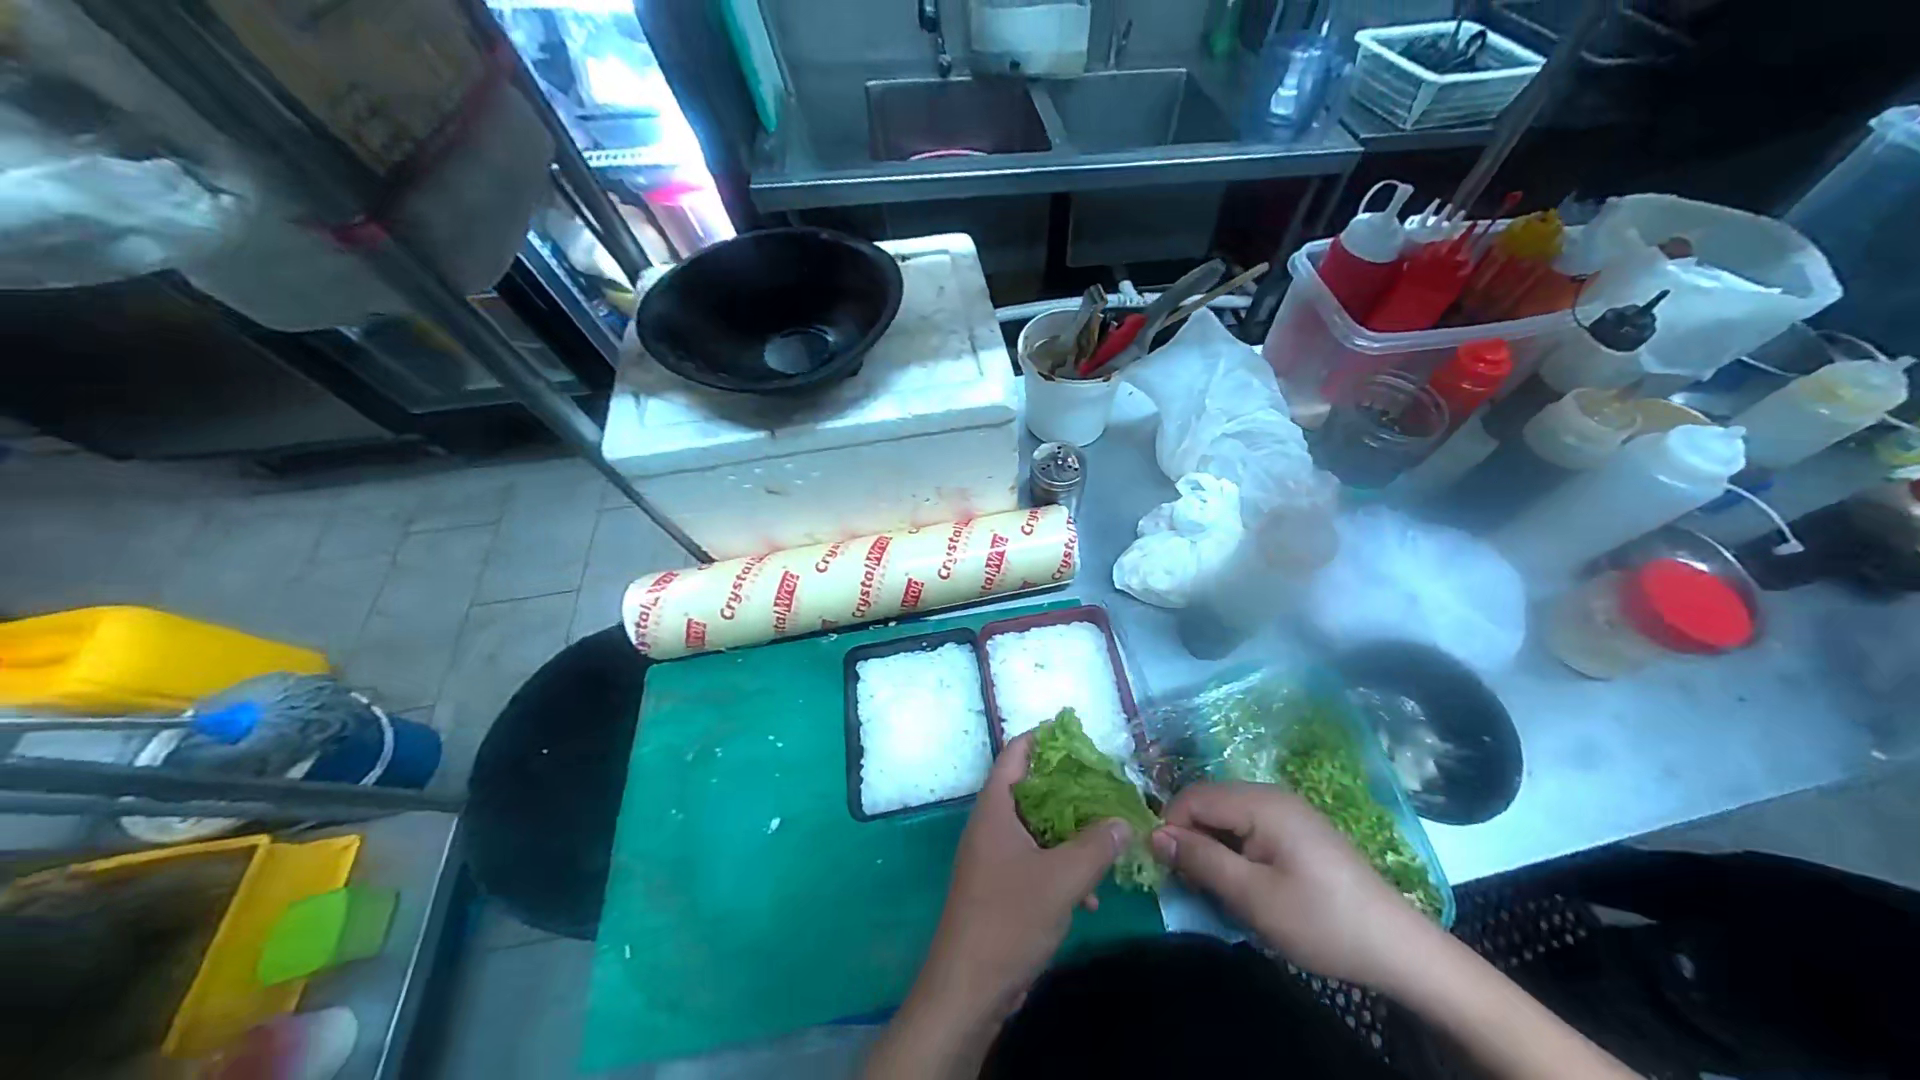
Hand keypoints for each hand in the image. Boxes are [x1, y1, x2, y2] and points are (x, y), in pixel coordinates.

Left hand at [913, 732, 1129, 1022]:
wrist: (969, 988)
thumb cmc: (1008, 919)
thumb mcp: (1062, 880)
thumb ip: (1096, 846)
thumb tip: (1123, 822)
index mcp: (994, 811)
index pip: (1014, 755)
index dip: (1042, 738)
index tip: (1076, 734)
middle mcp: (991, 827)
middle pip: (1031, 791)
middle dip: (1069, 789)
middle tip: (1106, 785)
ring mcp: (994, 859)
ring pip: (1038, 829)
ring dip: (1070, 833)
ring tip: (1108, 838)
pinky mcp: (1001, 888)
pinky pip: (1036, 862)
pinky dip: (1061, 868)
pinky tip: (1089, 893)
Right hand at [1151, 781, 1439, 992]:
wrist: (1398, 948)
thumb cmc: (1321, 921)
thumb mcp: (1252, 896)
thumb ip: (1201, 860)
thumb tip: (1154, 834)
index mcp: (1261, 803)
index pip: (1192, 797)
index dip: (1171, 828)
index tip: (1170, 870)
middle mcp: (1271, 795)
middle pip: (1208, 802)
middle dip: (1190, 837)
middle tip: (1194, 883)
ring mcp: (1288, 811)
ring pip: (1226, 815)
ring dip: (1211, 846)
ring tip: (1219, 887)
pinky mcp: (1297, 829)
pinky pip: (1248, 826)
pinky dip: (1233, 849)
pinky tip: (1245, 882)